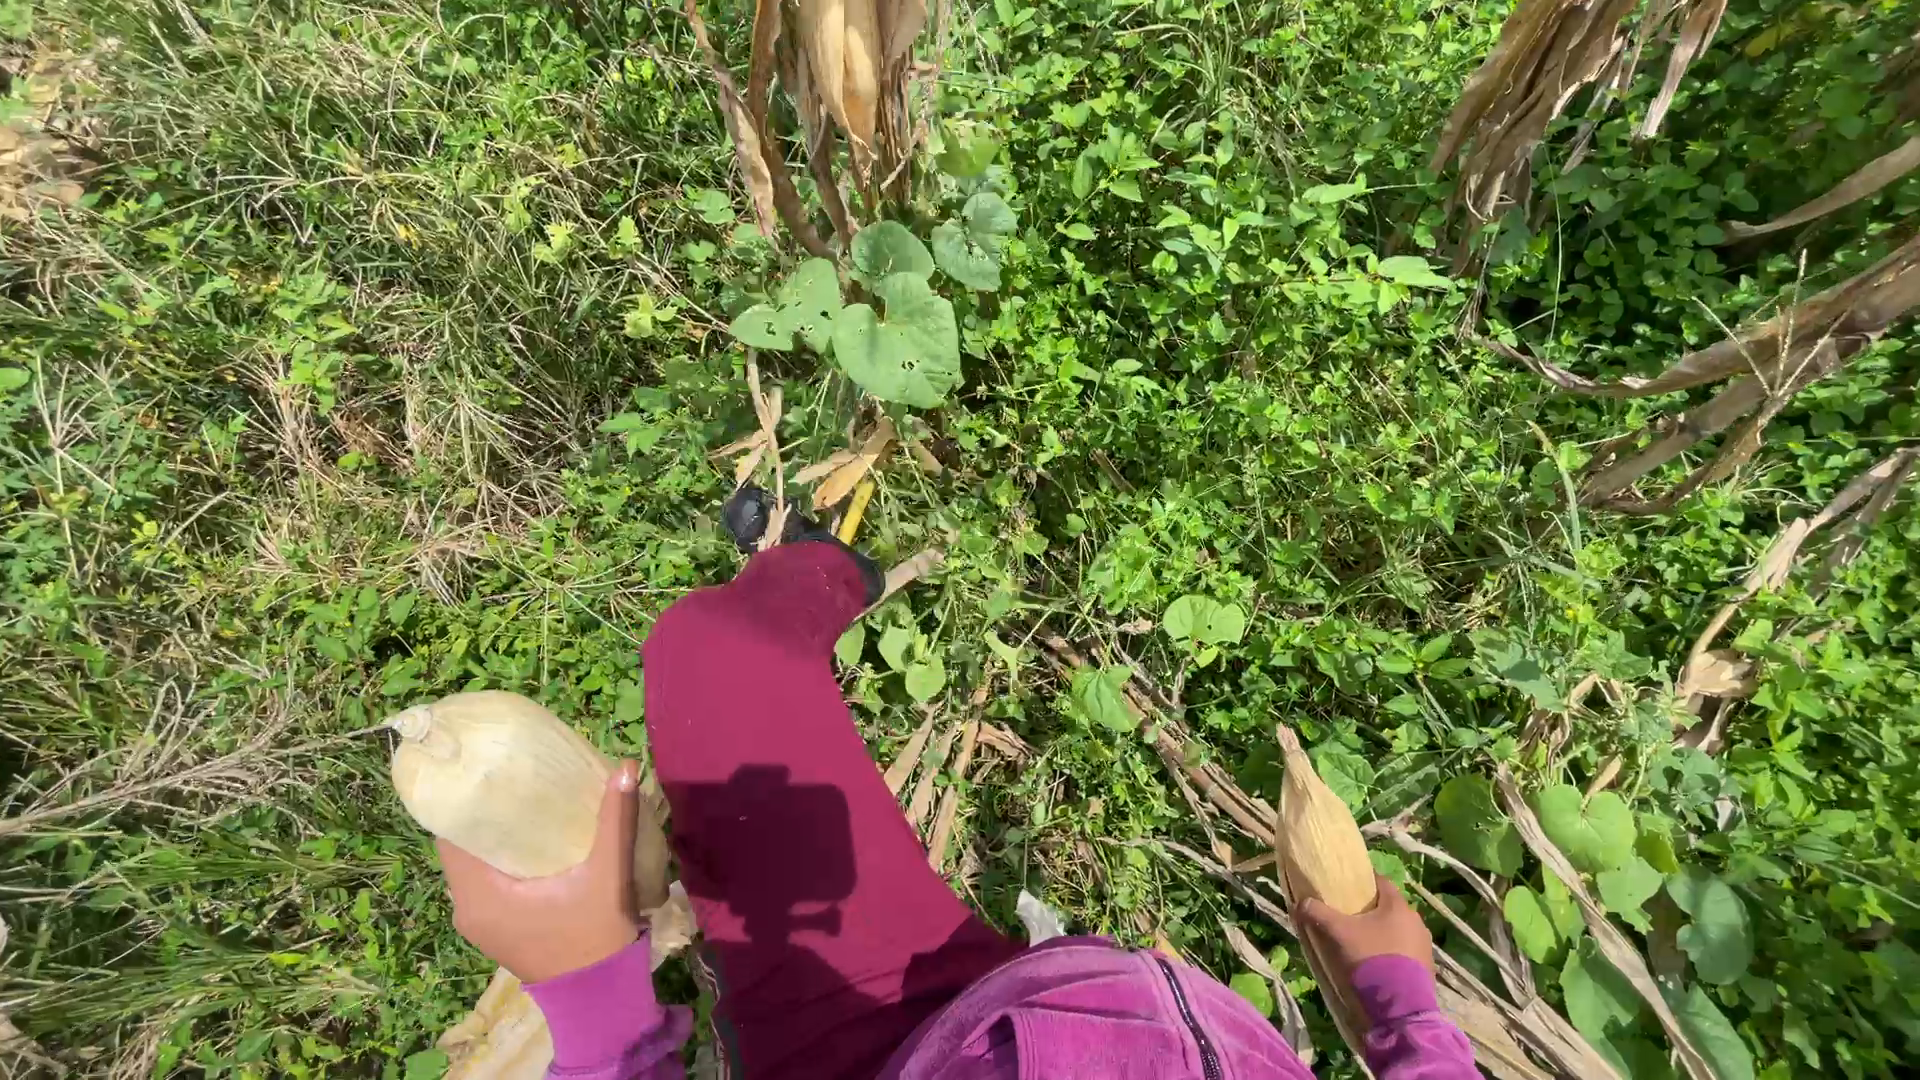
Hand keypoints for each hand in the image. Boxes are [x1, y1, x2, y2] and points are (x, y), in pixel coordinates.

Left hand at [438, 760, 643, 983]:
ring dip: (496, 835)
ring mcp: (479, 922)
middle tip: (517, 778)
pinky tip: (535, 838)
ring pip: (476, 863)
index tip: (489, 772)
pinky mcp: (496, 926)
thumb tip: (625, 766)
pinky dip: (503, 857)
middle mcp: (468, 909)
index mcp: (481, 896)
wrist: (598, 992)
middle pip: (463, 847)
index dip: (465, 802)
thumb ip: (615, 819)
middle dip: (487, 813)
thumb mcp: (608, 873)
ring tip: (527, 801)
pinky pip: (488, 880)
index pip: (451, 837)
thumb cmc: (595, 933)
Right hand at [1295, 874, 1432, 980]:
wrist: (1401, 1010)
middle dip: (1369, 907)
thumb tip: (1300, 902)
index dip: (1361, 879)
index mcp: (1398, 906)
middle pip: (1388, 905)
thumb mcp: (1338, 933)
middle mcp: (1416, 922)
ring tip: (1358, 937)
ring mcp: (1423, 946)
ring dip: (1380, 929)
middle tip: (1347, 912)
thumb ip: (1318, 913)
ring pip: (1396, 928)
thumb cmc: (1371, 959)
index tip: (1345, 884)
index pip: (1380, 881)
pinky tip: (1374, 958)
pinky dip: (1388, 948)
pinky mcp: (1426, 967)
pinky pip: (1403, 948)